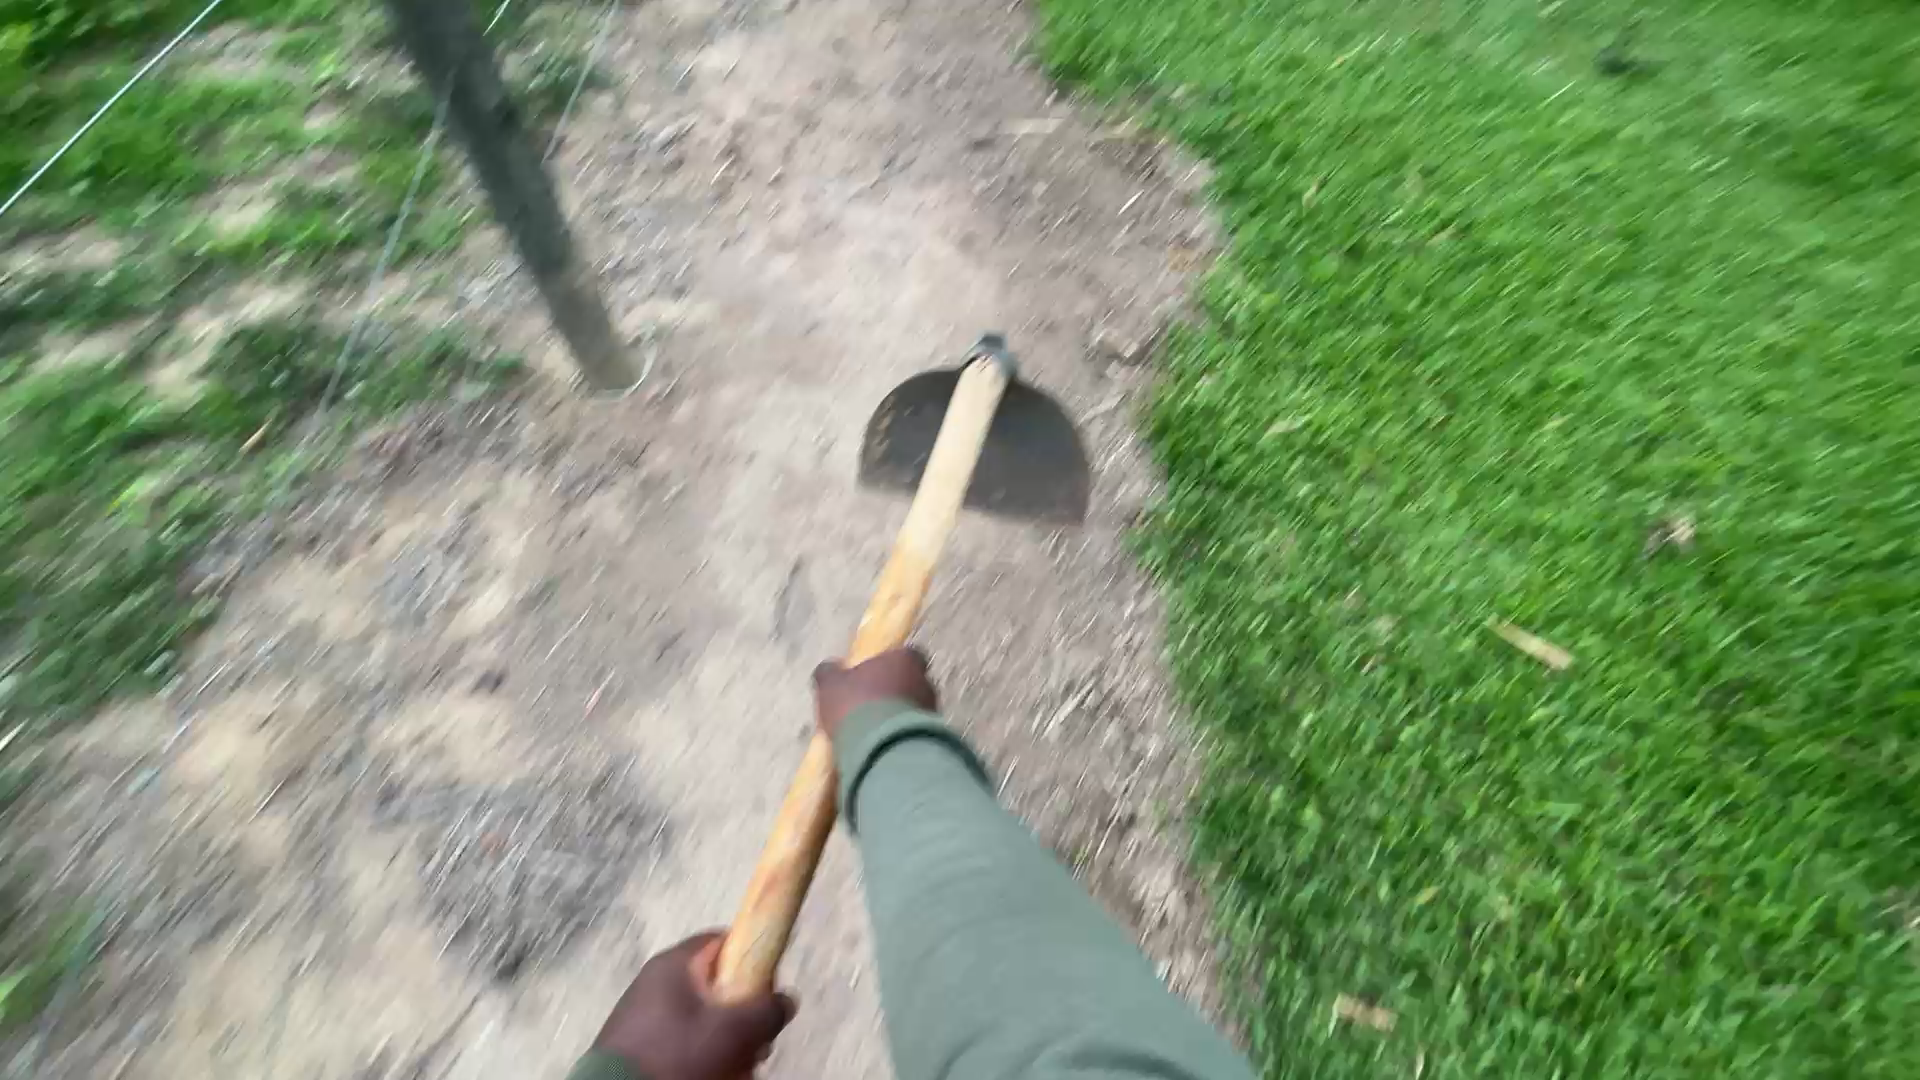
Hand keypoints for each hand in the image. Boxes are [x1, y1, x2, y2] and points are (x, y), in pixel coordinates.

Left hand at [593, 932, 794, 1079]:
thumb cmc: (675, 1057)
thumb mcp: (732, 1033)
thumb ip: (766, 1010)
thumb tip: (786, 1000)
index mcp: (675, 963)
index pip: (726, 941)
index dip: (754, 961)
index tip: (767, 993)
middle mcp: (656, 981)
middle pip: (716, 986)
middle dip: (741, 1016)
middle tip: (755, 1044)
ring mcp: (643, 1016)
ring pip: (701, 1019)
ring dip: (725, 1043)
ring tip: (738, 1070)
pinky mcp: (635, 1048)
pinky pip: (680, 1043)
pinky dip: (701, 1058)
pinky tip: (714, 1076)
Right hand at [812, 648, 937, 740]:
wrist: (883, 748)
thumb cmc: (856, 706)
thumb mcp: (830, 686)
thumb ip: (830, 672)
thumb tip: (829, 667)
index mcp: (905, 658)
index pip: (905, 654)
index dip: (888, 664)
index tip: (870, 675)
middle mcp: (925, 679)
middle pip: (910, 680)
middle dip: (893, 691)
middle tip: (868, 705)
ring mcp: (932, 707)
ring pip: (914, 707)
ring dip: (897, 715)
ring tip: (872, 731)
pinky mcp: (932, 735)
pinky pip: (914, 730)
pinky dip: (902, 735)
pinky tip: (882, 745)